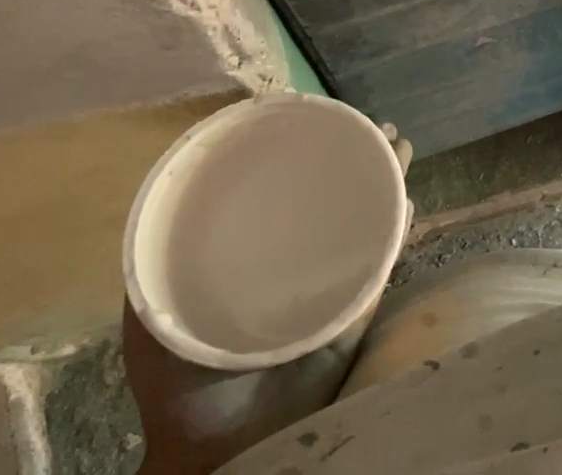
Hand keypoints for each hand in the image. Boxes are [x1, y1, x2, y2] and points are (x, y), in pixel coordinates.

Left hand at [123, 121, 414, 472]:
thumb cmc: (180, 381)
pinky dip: (398, 231)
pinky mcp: (357, 315)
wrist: (221, 448)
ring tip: (400, 148)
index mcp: (254, 258)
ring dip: (386, 184)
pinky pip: (382, 264)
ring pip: (365, 223)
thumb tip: (175, 188)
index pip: (283, 196)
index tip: (319, 119)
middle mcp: (297, 264)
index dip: (305, 154)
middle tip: (378, 129)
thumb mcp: (153, 310)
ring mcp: (331, 287)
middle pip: (333, 201)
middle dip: (359, 161)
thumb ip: (158, 256)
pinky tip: (408, 201)